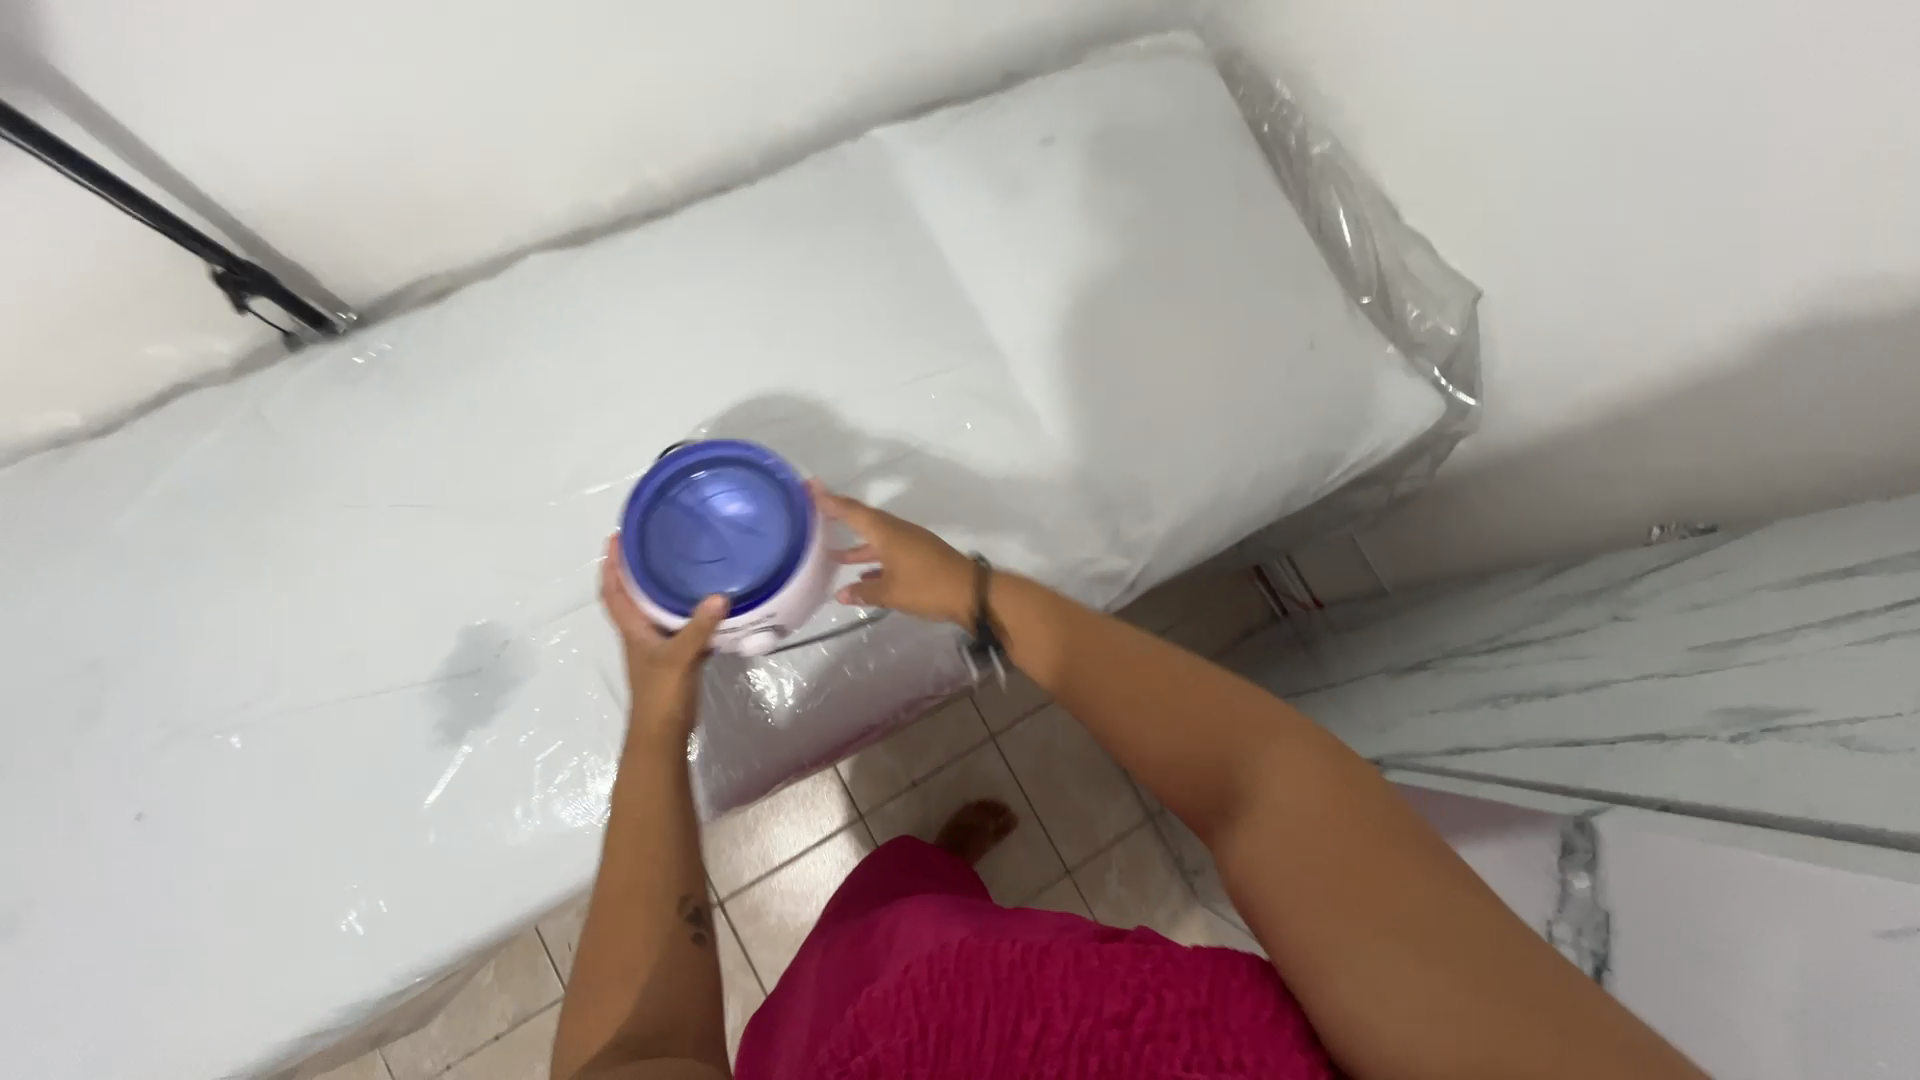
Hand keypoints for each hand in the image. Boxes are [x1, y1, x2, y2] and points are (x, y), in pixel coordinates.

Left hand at [599, 535, 727, 745]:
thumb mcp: (680, 658)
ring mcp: (658, 646)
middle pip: (631, 596)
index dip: (611, 564)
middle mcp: (641, 633)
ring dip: (660, 588)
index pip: (614, 591)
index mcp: (633, 629)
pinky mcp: (675, 656)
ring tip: (680, 563)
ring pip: (655, 609)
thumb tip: (720, 597)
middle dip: (636, 569)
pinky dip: (687, 610)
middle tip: (652, 541)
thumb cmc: (661, 694)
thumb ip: (698, 628)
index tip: (617, 537)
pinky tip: (708, 603)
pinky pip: (678, 624)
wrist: (662, 733)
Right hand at [811, 480, 975, 625]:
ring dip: (857, 547)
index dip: (830, 501)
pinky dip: (874, 562)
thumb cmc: (928, 587)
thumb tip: (840, 595)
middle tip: (816, 515)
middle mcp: (897, 532)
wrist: (972, 593)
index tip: (810, 488)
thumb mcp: (891, 593)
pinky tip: (863, 578)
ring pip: (876, 539)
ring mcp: (910, 543)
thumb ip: (864, 592)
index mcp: (887, 533)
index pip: (852, 511)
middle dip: (840, 519)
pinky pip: (889, 553)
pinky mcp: (919, 556)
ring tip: (833, 555)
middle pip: (864, 521)